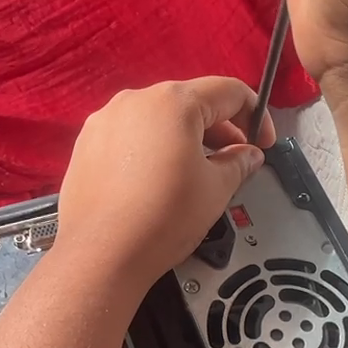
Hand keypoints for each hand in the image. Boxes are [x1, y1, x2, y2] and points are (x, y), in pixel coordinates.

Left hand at [56, 77, 275, 291]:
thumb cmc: (162, 220)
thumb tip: (247, 155)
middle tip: (233, 161)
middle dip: (219, 129)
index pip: (229, 92)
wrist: (101, 255)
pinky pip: (129, 138)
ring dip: (184, 139)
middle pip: (190, 103)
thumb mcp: (216, 190)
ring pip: (157, 120)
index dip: (255, 116)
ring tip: (195, 174)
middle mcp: (135, 101)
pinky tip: (157, 183)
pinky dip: (151, 151)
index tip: (261, 143)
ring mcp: (104, 122)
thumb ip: (238, 163)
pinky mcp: (85, 146)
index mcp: (173, 102)